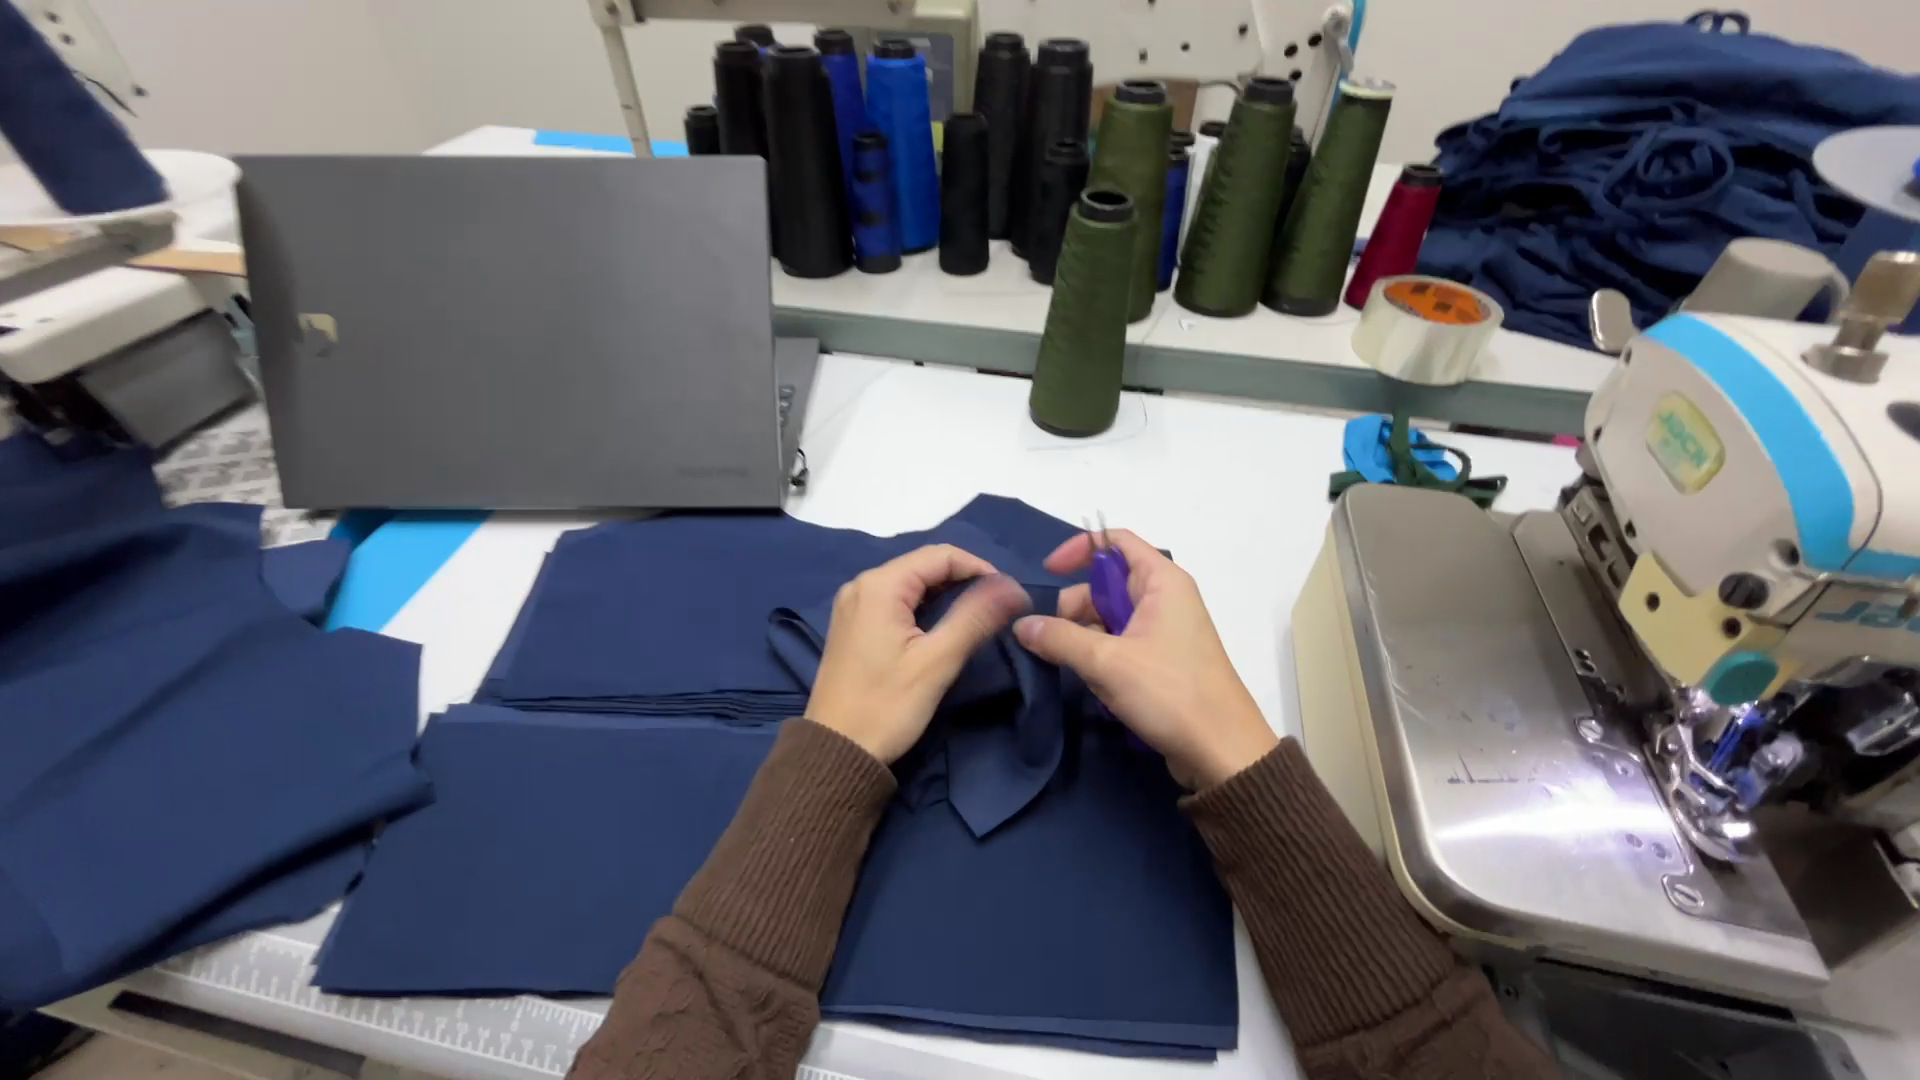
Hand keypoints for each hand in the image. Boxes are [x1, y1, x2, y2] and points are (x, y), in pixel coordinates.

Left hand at [806, 545, 1031, 763]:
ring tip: (977, 617)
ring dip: (946, 594)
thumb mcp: (937, 662)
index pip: (941, 555)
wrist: (836, 752)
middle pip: (924, 565)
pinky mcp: (853, 625)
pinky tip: (943, 627)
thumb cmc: (886, 706)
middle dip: (964, 580)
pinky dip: (924, 607)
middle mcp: (861, 585)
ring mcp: (853, 604)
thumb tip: (1013, 587)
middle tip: (997, 608)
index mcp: (879, 586)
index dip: (980, 568)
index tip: (1008, 595)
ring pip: (911, 584)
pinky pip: (895, 601)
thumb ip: (975, 617)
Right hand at [1014, 530, 1276, 787]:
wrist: (1221, 752)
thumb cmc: (1170, 693)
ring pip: (1108, 617)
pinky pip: (1119, 644)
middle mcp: (1164, 597)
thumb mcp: (1106, 662)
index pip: (1115, 541)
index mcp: (1161, 581)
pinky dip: (1100, 656)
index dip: (1079, 549)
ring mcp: (1163, 630)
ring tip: (1076, 669)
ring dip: (1084, 638)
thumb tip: (1022, 625)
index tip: (1049, 573)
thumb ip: (1059, 638)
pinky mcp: (1161, 660)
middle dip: (1075, 608)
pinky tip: (1094, 682)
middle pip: (1105, 584)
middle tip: (1057, 642)